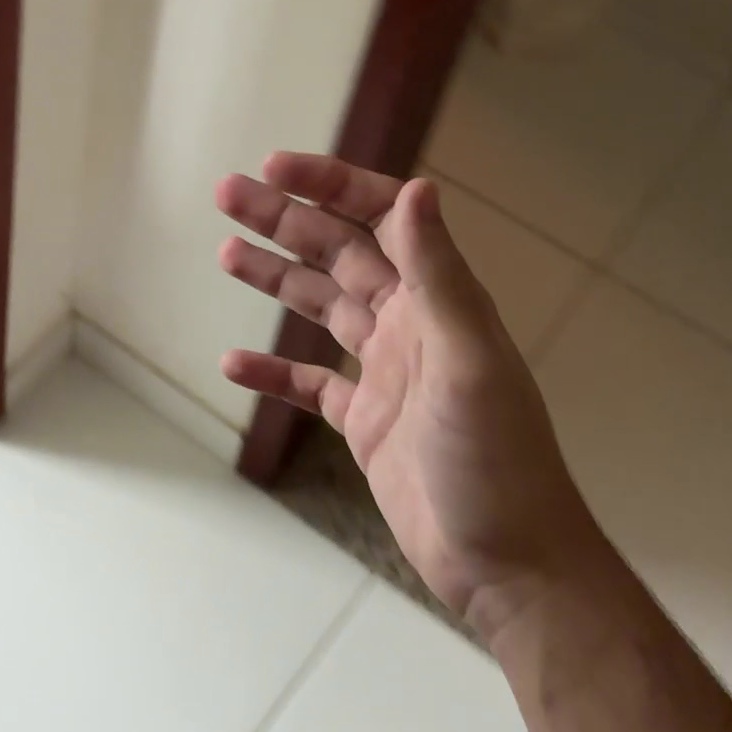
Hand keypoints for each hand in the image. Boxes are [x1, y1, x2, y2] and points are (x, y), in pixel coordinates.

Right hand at [215, 154, 602, 636]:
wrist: (506, 564)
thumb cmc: (495, 461)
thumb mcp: (468, 361)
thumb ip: (440, 276)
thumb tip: (418, 188)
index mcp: (436, 302)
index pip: (380, 220)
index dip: (329, 186)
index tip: (273, 167)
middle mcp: (407, 325)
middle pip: (336, 256)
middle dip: (283, 221)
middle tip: (225, 195)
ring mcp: (382, 372)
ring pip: (319, 309)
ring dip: (273, 279)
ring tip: (225, 253)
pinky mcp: (362, 420)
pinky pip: (308, 383)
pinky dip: (272, 371)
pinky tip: (232, 363)